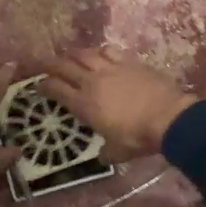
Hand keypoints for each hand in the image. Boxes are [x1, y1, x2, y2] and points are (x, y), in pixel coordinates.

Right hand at [40, 48, 198, 160]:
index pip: (56, 90)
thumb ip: (106, 152)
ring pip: (85, 54)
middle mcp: (92, 82)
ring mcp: (111, 68)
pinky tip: (99, 52)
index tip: (37, 84)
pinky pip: (109, 51)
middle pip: (65, 66)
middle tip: (43, 64)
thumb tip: (103, 156)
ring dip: (73, 53)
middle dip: (51, 64)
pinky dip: (100, 50)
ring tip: (69, 54)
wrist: (167, 116)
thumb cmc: (138, 137)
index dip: (44, 86)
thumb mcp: (117, 152)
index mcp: (84, 104)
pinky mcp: (130, 62)